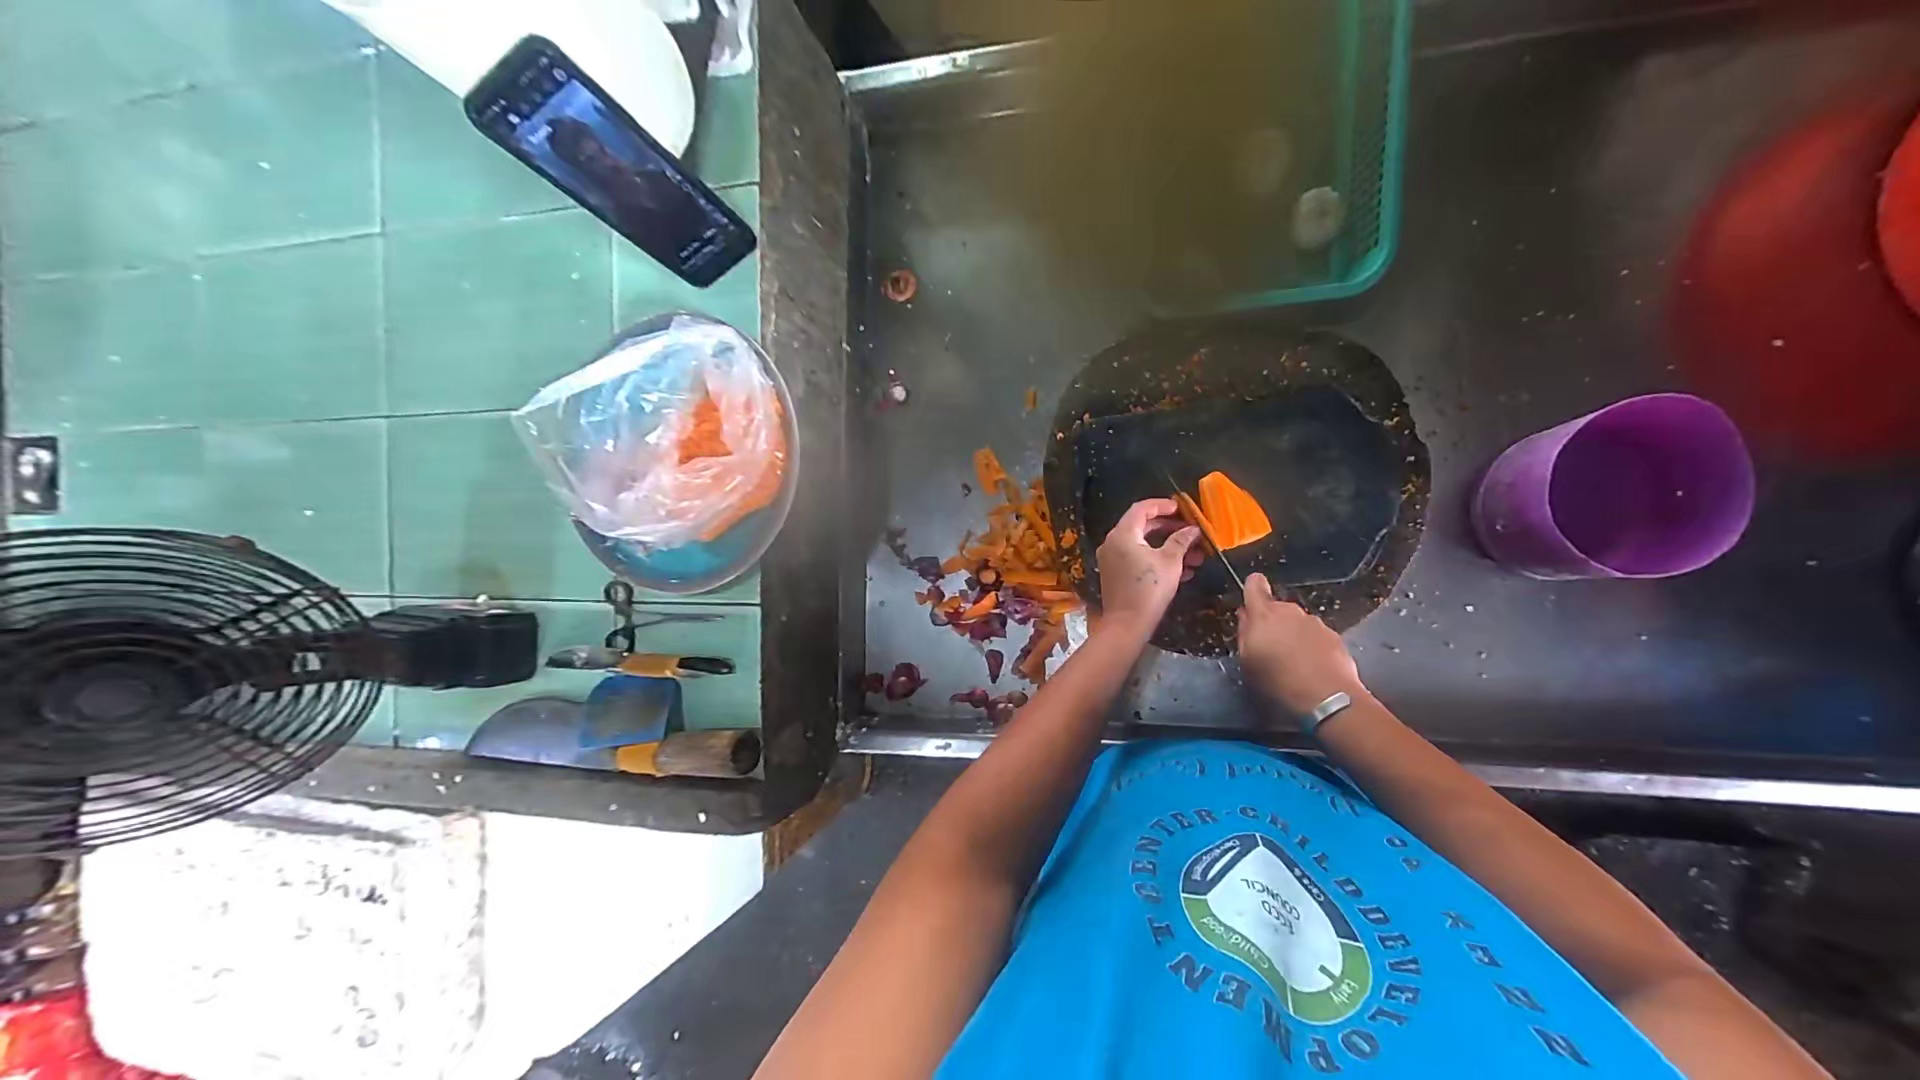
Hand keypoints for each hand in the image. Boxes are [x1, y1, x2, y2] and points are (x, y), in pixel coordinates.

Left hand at [1095, 498, 1202, 633]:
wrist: (1127, 623)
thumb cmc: (1149, 589)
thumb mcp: (1170, 562)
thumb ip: (1181, 541)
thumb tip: (1192, 530)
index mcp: (1123, 534)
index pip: (1141, 509)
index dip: (1162, 505)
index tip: (1181, 508)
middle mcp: (1113, 543)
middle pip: (1142, 526)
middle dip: (1170, 528)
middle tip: (1191, 531)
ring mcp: (1112, 559)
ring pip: (1143, 544)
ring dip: (1168, 546)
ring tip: (1195, 555)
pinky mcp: (1116, 574)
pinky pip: (1138, 558)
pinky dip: (1158, 558)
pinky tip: (1183, 569)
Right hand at [1237, 572, 1366, 714]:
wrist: (1328, 697)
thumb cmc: (1278, 680)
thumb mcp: (1248, 661)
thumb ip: (1244, 633)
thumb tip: (1245, 616)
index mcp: (1264, 614)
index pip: (1254, 585)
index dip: (1252, 588)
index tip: (1250, 602)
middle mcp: (1291, 611)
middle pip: (1277, 608)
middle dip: (1272, 622)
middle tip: (1269, 648)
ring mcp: (1316, 623)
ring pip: (1297, 623)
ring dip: (1293, 635)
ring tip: (1292, 662)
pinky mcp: (1335, 637)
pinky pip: (1316, 636)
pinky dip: (1311, 646)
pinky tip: (1311, 668)